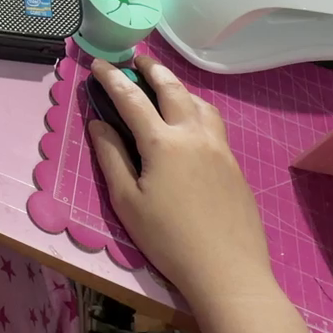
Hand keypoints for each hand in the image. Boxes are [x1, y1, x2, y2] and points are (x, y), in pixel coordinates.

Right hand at [87, 56, 277, 305]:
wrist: (229, 274)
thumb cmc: (169, 239)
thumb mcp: (126, 200)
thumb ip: (110, 156)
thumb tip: (98, 123)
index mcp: (162, 143)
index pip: (131, 98)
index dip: (112, 78)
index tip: (98, 63)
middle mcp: (193, 136)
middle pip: (172, 89)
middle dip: (152, 69)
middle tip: (137, 59)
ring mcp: (219, 149)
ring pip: (200, 103)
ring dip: (179, 87)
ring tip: (165, 85)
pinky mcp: (234, 166)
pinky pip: (214, 123)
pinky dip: (196, 108)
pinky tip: (190, 121)